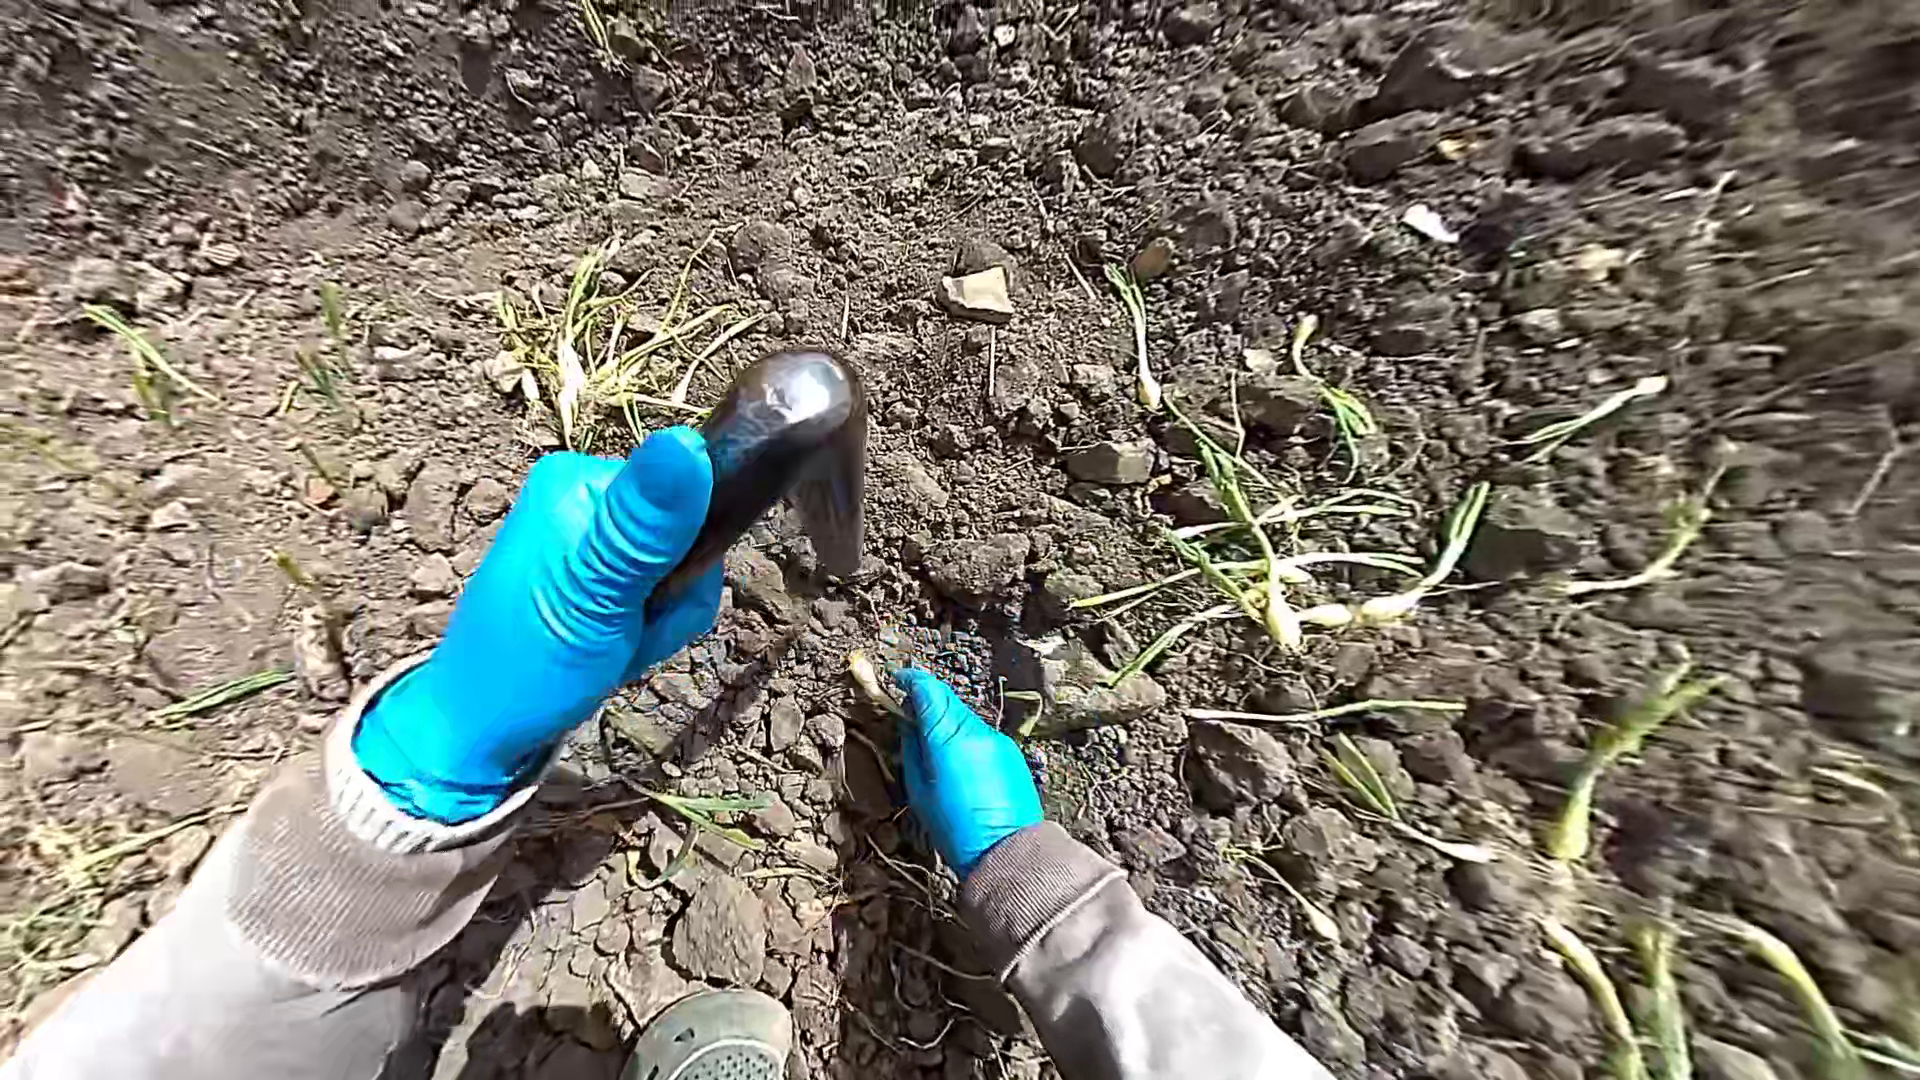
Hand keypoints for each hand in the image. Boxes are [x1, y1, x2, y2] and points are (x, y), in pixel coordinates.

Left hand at [354, 427, 724, 822]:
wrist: (486, 729)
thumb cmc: (533, 661)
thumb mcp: (593, 593)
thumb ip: (643, 523)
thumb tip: (690, 443)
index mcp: (583, 482)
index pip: (692, 486)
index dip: (695, 544)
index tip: (660, 592)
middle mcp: (596, 499)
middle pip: (697, 528)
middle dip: (682, 588)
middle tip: (638, 625)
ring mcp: (605, 537)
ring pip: (694, 564)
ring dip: (674, 611)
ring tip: (629, 639)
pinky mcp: (612, 570)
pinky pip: (678, 587)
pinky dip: (665, 622)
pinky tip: (630, 642)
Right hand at [894, 668, 1042, 876]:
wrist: (1008, 852)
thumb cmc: (957, 830)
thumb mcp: (920, 792)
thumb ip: (912, 749)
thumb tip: (907, 723)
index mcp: (949, 739)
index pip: (929, 692)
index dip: (911, 680)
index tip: (899, 678)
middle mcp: (975, 731)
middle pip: (947, 700)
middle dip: (927, 701)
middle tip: (910, 713)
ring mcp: (996, 739)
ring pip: (964, 715)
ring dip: (947, 720)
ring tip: (934, 745)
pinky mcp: (1010, 749)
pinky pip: (980, 732)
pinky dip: (965, 735)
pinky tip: (959, 759)